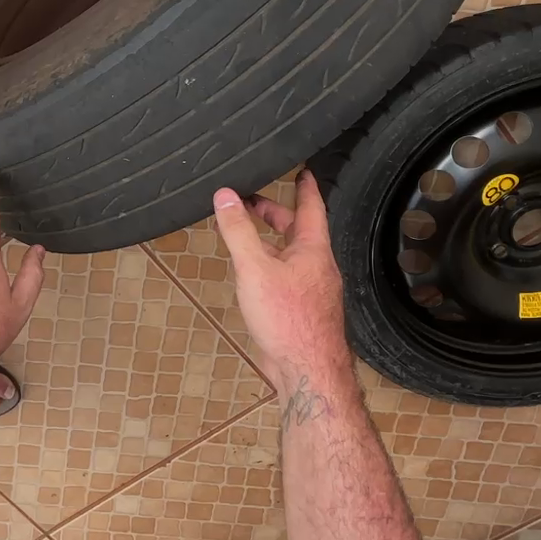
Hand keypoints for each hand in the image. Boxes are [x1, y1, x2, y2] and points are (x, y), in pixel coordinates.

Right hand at [211, 171, 347, 375]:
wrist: (306, 369)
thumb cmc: (288, 319)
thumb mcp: (254, 267)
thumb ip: (238, 230)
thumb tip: (224, 196)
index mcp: (312, 250)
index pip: (312, 207)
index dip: (305, 187)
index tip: (303, 170)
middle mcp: (316, 266)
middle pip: (296, 230)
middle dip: (274, 213)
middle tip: (251, 201)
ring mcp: (310, 288)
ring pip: (289, 254)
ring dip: (268, 240)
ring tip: (245, 234)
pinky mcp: (299, 308)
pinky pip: (283, 275)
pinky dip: (267, 264)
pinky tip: (252, 274)